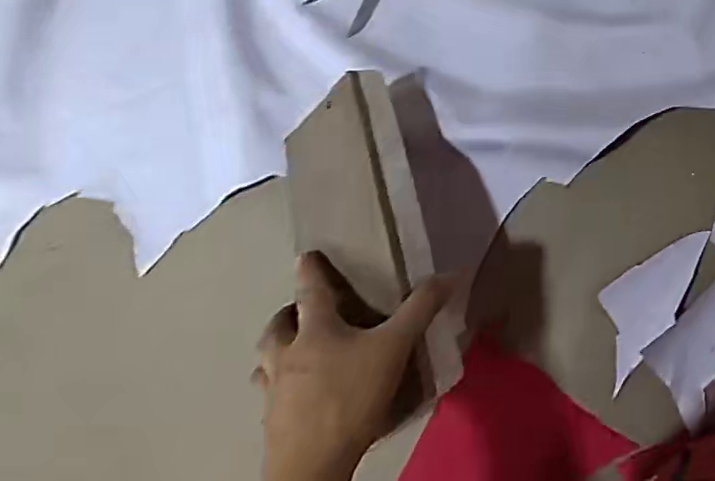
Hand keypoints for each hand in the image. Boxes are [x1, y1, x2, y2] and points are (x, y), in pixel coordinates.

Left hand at [255, 253, 451, 480]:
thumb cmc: (351, 398)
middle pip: (275, 329)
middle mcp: (287, 357)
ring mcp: (274, 393)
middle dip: (285, 316)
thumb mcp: (395, 348)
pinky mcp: (272, 425)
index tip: (304, 256)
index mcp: (315, 332)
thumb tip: (450, 274)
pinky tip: (295, 397)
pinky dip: (278, 390)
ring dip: (274, 355)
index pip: (310, 292)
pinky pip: (269, 398)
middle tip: (299, 312)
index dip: (309, 271)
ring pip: (264, 364)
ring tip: (291, 354)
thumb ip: (420, 309)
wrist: (312, 467)